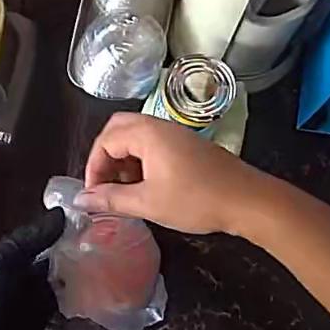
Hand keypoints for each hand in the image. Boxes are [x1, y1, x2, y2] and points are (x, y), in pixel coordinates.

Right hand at [77, 113, 283, 235]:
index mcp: (148, 134)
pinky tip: (147, 187)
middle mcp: (160, 126)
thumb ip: (111, 200)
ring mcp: (177, 134)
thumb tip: (81, 200)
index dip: (93, 168)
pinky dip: (142, 161)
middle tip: (104, 186)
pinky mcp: (188, 146)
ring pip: (137, 137)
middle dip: (106, 157)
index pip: (105, 141)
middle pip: (119, 130)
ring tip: (124, 191)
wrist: (247, 201)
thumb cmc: (196, 201)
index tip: (94, 195)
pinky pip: (154, 145)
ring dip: (124, 160)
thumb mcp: (148, 203)